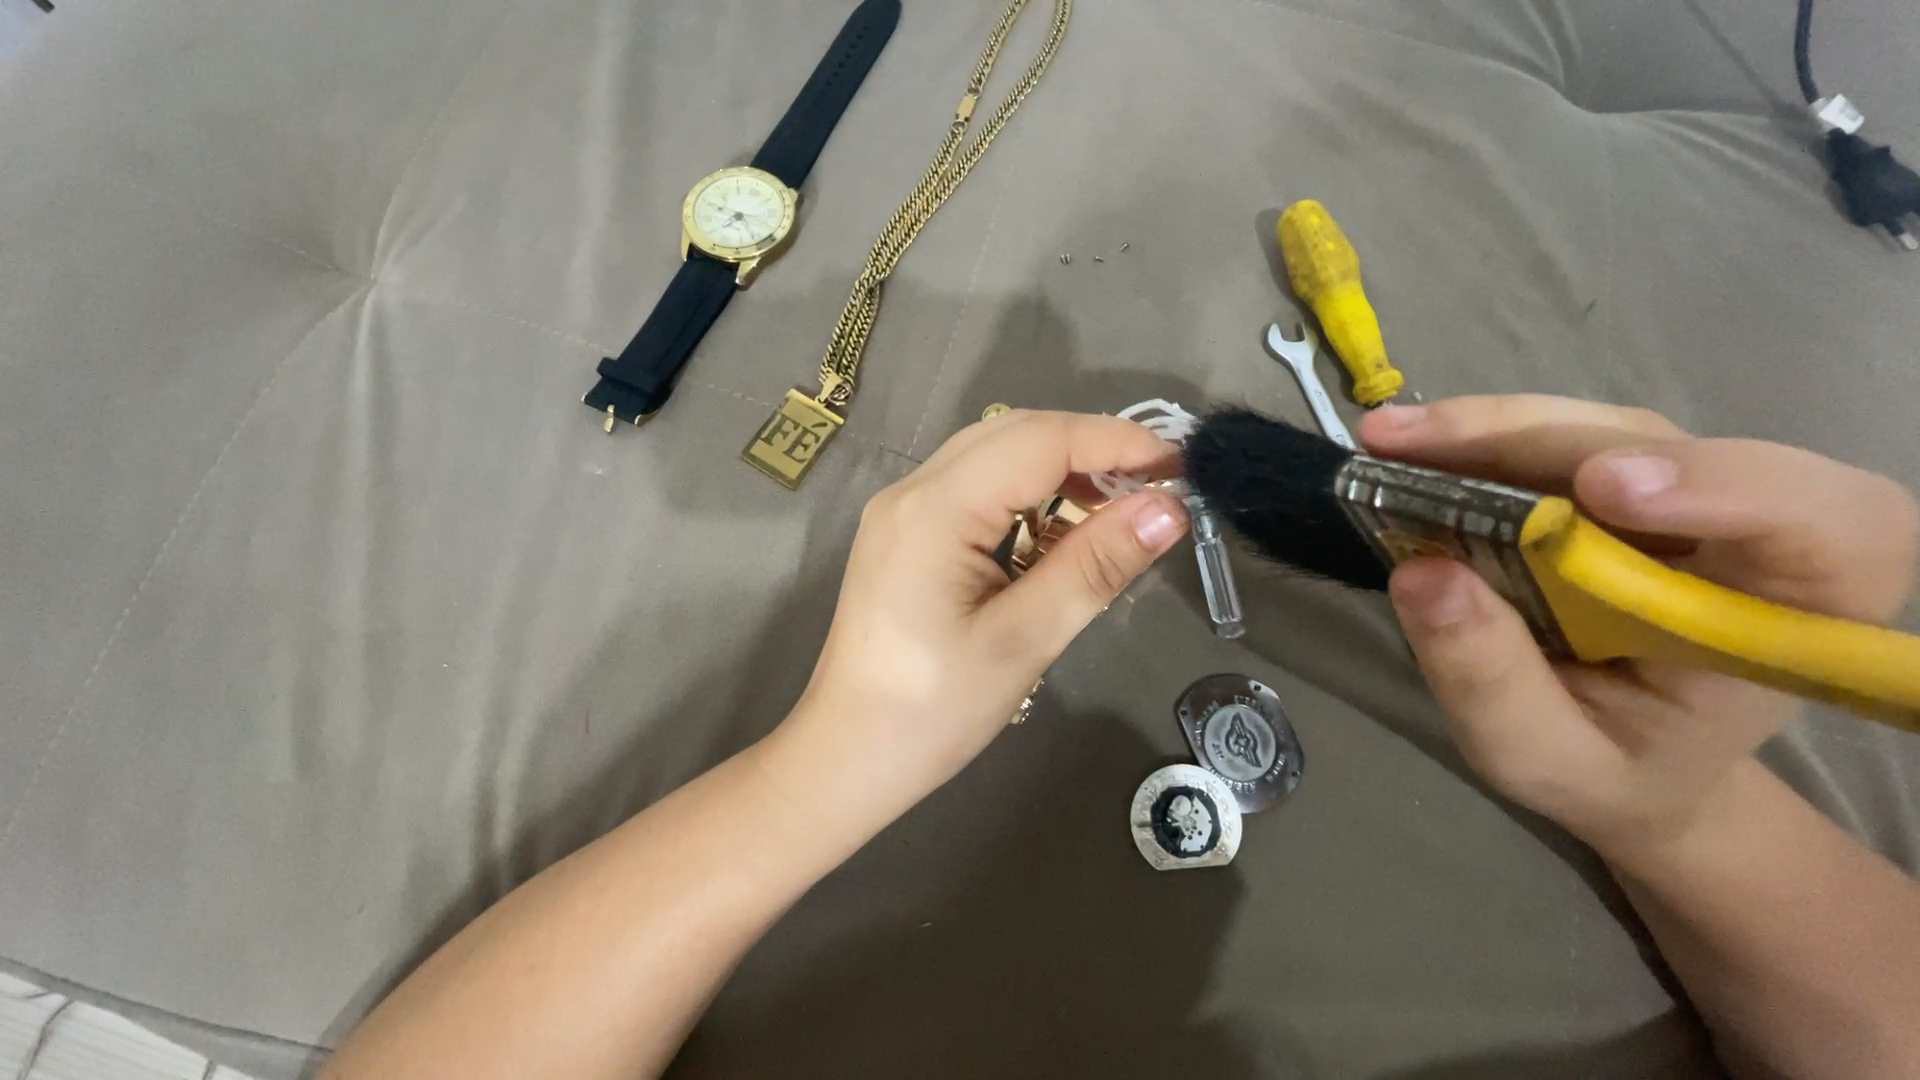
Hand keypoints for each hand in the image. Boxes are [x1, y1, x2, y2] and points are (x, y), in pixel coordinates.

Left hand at [761, 410, 1189, 830]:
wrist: (847, 756)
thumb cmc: (933, 711)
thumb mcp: (1024, 640)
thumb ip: (1094, 566)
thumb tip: (1168, 509)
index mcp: (935, 508)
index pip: (1039, 440)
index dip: (1114, 442)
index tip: (1178, 465)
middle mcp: (912, 490)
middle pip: (1014, 434)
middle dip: (1090, 450)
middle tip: (1154, 488)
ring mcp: (901, 509)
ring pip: (994, 457)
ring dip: (1059, 471)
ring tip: (1117, 512)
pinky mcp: (904, 533)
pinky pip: (974, 489)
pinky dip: (1026, 497)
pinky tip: (1059, 533)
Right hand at [1360, 395, 1919, 859]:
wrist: (1624, 758)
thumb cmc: (1610, 770)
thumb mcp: (1541, 756)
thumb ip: (1492, 684)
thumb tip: (1421, 574)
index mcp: (1781, 616)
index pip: (1820, 525)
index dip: (1731, 485)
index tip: (1603, 489)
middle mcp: (1739, 532)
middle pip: (1667, 446)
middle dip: (1535, 440)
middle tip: (1415, 445)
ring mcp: (1669, 496)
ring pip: (1594, 428)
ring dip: (1487, 428)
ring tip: (1387, 441)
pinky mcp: (1599, 485)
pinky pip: (1546, 440)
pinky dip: (1471, 439)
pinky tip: (1404, 446)